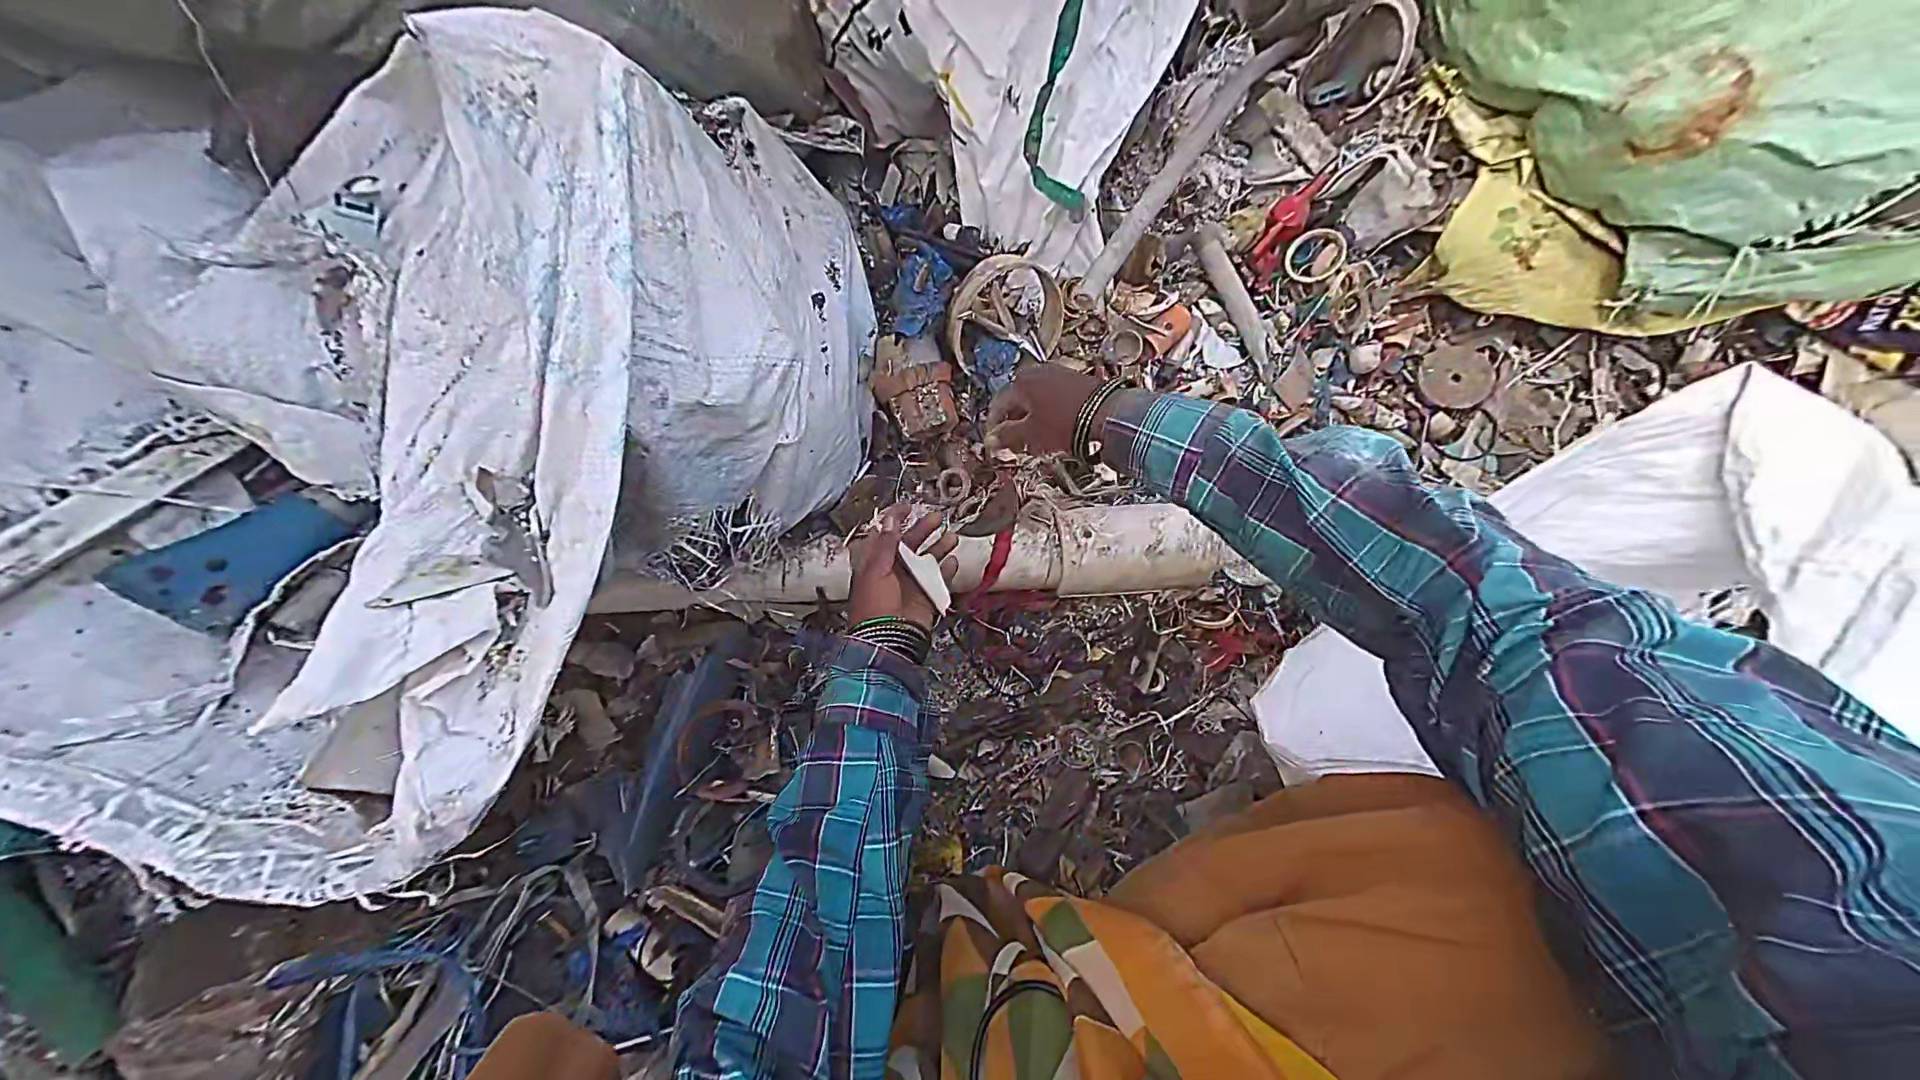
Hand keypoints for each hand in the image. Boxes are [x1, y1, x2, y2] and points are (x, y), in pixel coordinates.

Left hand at [848, 504, 959, 629]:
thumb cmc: (875, 605)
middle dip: (923, 530)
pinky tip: (954, 562)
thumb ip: (886, 544)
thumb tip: (891, 519)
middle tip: (937, 518)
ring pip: (927, 560)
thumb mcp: (876, 570)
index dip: (895, 519)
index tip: (908, 507)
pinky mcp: (925, 597)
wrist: (887, 639)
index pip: (885, 535)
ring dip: (939, 548)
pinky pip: (938, 580)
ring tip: (952, 538)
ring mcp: (911, 583)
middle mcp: (893, 571)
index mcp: (876, 562)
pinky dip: (946, 571)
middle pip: (910, 544)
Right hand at [983, 363, 1100, 455]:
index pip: (998, 405)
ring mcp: (1060, 374)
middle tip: (1014, 444)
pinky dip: (1050, 414)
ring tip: (1036, 440)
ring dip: (1033, 420)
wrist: (1109, 415)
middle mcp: (1039, 372)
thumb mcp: (1030, 435)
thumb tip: (993, 440)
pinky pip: (1055, 399)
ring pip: (1037, 400)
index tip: (995, 442)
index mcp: (1022, 382)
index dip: (994, 427)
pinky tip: (1055, 430)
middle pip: (1018, 401)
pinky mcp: (1078, 382)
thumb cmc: (1067, 422)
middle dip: (1014, 423)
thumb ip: (1007, 437)